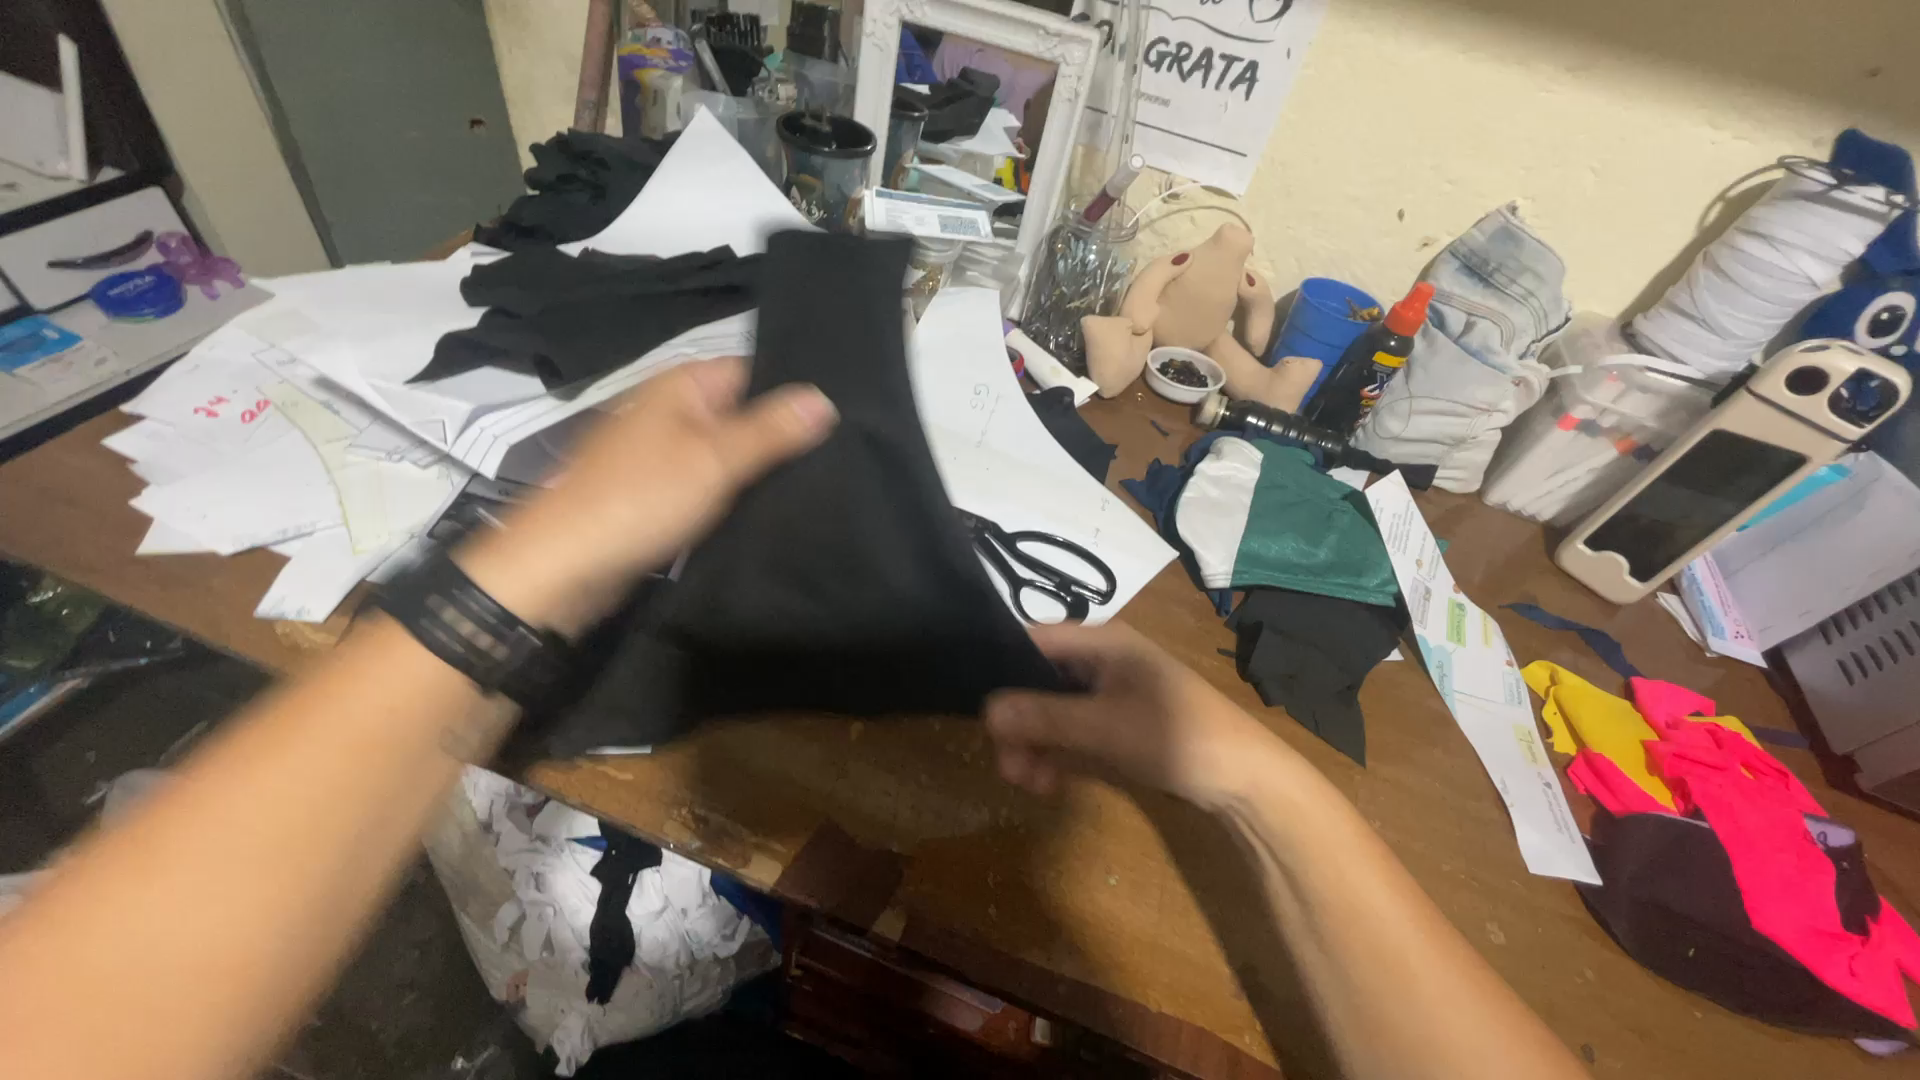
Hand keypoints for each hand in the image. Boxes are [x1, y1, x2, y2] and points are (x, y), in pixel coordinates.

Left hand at [458, 357, 835, 633]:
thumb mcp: (715, 460)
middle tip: (840, 459)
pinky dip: (739, 495)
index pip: (756, 371)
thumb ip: (772, 430)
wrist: (564, 568)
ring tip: (820, 484)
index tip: (843, 420)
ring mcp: (667, 454)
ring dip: (764, 471)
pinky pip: (714, 484)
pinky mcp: (664, 493)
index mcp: (682, 385)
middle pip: (746, 414)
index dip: (796, 394)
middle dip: (786, 437)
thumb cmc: (639, 500)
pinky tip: (775, 509)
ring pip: (733, 454)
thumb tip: (826, 398)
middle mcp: (675, 411)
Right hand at [984, 622, 1292, 808]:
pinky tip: (1048, 783)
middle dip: (1019, 723)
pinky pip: (1073, 734)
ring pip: (1053, 713)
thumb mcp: (1103, 727)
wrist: (1244, 780)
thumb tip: (985, 712)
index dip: (1003, 668)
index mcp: (1102, 644)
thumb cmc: (1175, 736)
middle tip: (1005, 765)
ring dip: (1034, 745)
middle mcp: (1102, 662)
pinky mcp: (1118, 728)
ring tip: (1026, 782)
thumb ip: (1043, 718)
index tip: (980, 710)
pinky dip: (1057, 755)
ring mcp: (1111, 696)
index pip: (1036, 640)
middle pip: (1040, 682)